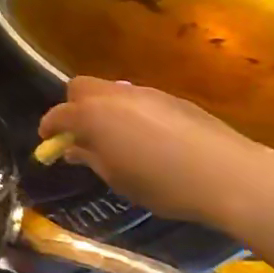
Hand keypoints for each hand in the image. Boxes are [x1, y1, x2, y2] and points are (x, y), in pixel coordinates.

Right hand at [39, 77, 273, 229]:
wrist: (225, 173)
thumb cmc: (164, 184)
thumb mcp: (119, 179)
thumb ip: (91, 158)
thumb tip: (73, 148)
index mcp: (93, 115)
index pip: (59, 114)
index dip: (49, 128)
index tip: (48, 142)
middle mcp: (113, 94)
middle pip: (80, 88)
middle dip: (73, 107)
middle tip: (80, 135)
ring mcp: (142, 91)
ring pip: (109, 90)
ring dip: (101, 108)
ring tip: (115, 138)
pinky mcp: (168, 96)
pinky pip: (134, 97)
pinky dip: (128, 111)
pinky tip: (146, 137)